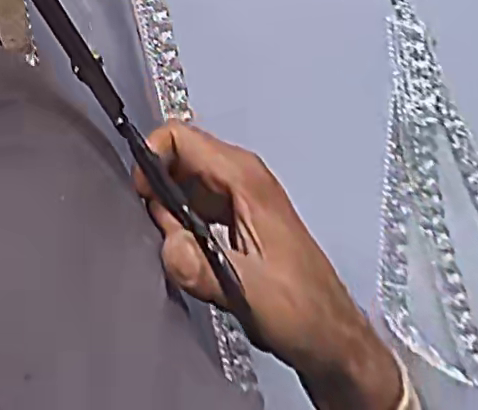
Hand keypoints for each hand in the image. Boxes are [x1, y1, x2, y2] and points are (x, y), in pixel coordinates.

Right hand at [135, 122, 403, 409]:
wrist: (335, 342)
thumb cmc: (307, 315)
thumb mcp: (249, 293)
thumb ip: (202, 268)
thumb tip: (170, 245)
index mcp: (245, 177)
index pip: (177, 135)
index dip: (150, 158)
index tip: (142, 190)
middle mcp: (242, 175)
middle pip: (175, 153)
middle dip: (157, 187)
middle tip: (165, 227)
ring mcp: (240, 191)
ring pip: (181, 175)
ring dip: (168, 204)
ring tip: (181, 242)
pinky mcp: (235, 209)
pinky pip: (191, 195)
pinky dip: (180, 215)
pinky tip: (191, 246)